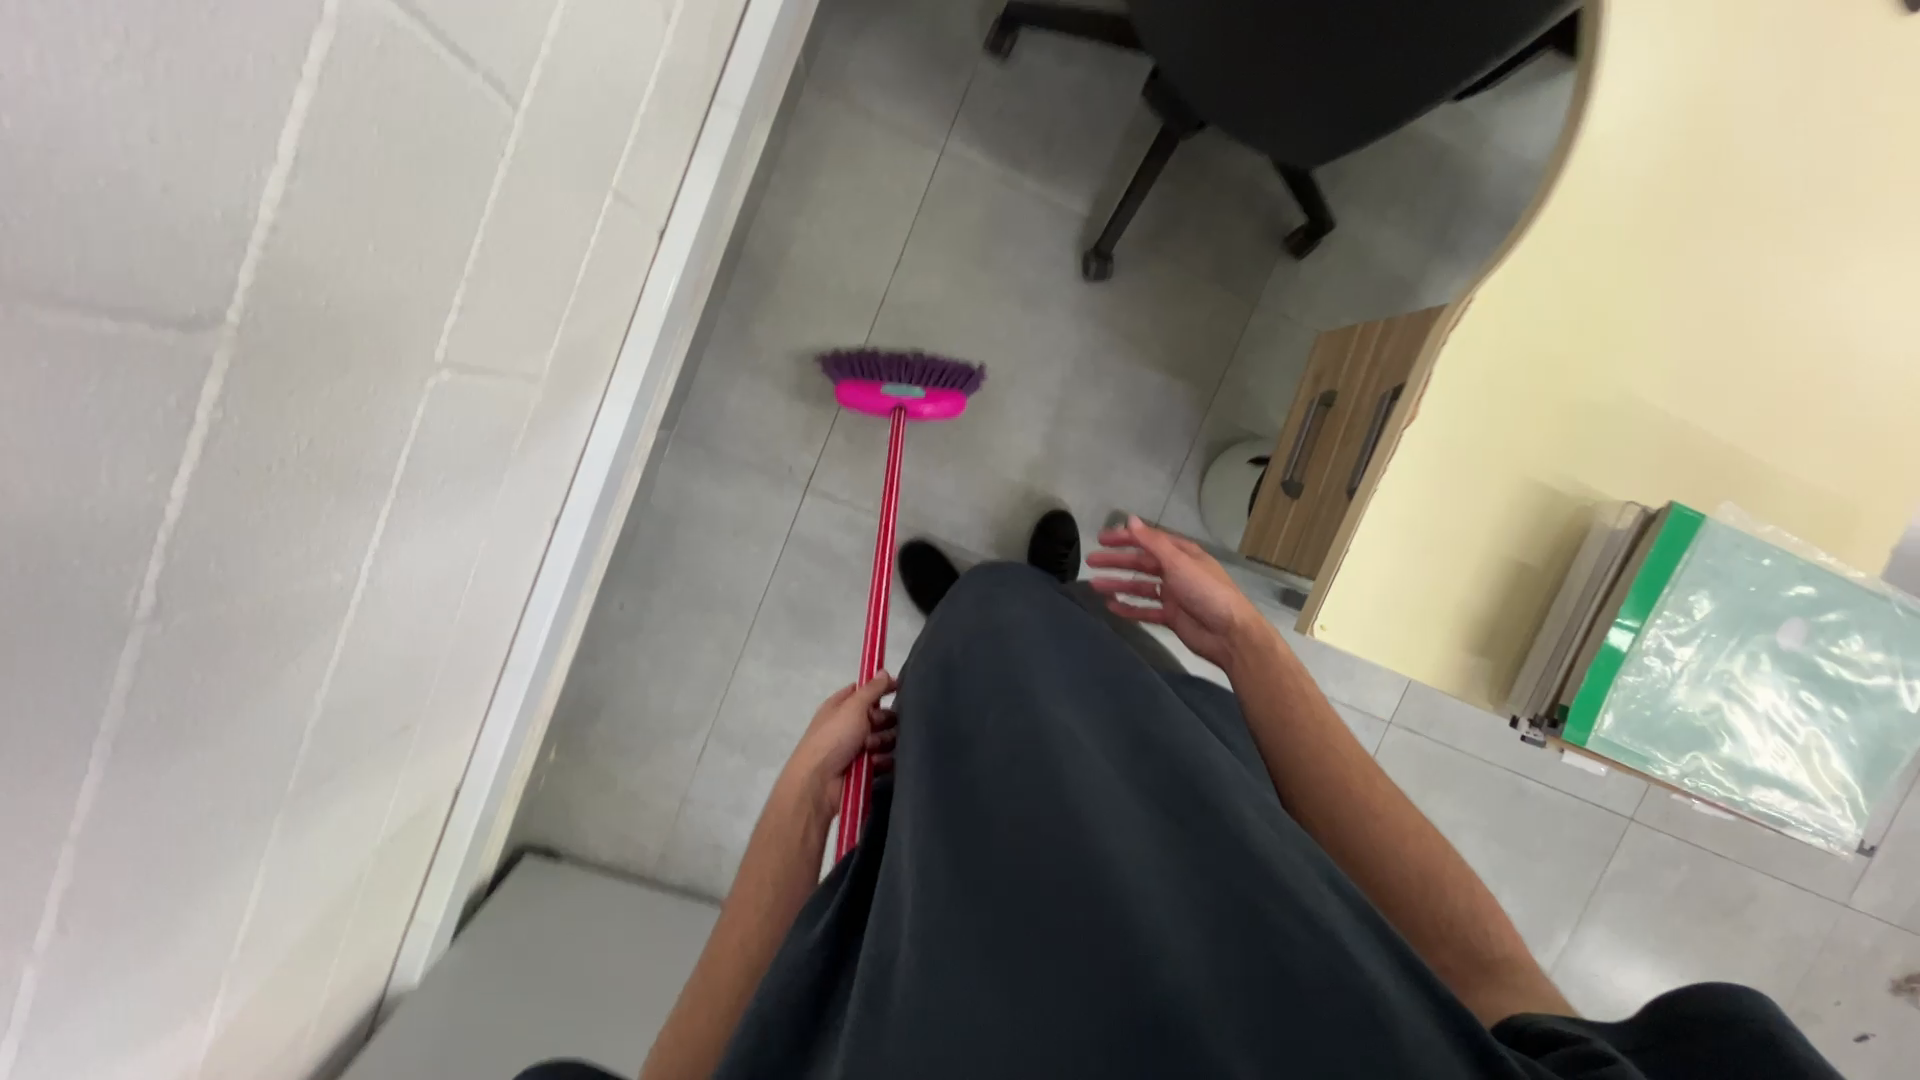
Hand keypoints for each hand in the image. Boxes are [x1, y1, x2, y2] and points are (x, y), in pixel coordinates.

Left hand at [777, 673, 898, 821]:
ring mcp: (854, 748)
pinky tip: (874, 763)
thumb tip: (883, 671)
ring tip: (872, 748)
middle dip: (884, 720)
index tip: (900, 687)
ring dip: (883, 741)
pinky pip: (882, 760)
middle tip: (881, 724)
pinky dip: (881, 761)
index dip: (880, 688)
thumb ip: (871, 690)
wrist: (819, 782)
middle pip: (877, 716)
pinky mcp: (862, 769)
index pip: (864, 691)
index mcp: (840, 706)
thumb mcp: (853, 707)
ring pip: (883, 738)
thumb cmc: (833, 738)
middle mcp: (847, 725)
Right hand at [1087, 515, 1271, 672]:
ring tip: (1095, 585)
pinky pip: (1146, 610)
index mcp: (1182, 554)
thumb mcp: (1178, 562)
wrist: (1229, 633)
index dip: (1125, 539)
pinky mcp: (1172, 616)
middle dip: (1117, 562)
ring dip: (1119, 584)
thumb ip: (1152, 542)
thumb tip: (1130, 519)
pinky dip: (1129, 608)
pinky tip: (1112, 606)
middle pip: (1141, 563)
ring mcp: (1174, 595)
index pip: (1149, 541)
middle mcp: (1177, 572)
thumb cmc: (1206, 592)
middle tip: (1091, 562)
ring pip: (1140, 587)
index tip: (1101, 539)